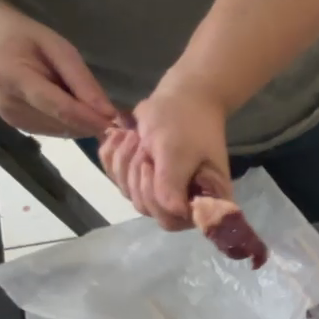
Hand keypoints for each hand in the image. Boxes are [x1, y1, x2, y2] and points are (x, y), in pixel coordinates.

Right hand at [0, 0, 113, 136]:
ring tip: (70, 95)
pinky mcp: (19, 126)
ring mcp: (12, 118)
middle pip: (68, 124)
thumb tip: (110, 115)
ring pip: (67, 131)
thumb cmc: (27, 38)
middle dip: (90, 118)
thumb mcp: (61, 49)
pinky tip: (62, 103)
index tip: (122, 126)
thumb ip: (84, 83)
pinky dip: (70, 122)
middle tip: (95, 100)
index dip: (95, 120)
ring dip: (81, 120)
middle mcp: (8, 103)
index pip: (62, 110)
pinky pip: (60, 132)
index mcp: (12, 79)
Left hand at [115, 80, 230, 230]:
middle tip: (141, 145)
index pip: (174, 219)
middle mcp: (187, 203)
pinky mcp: (146, 179)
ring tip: (134, 138)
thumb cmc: (187, 124)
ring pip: (129, 193)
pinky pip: (118, 178)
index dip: (155, 198)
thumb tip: (173, 211)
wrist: (182, 100)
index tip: (151, 166)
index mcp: (205, 202)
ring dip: (123, 162)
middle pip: (147, 208)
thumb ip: (173, 184)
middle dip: (135, 174)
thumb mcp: (177, 152)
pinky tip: (123, 138)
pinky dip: (112, 156)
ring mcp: (165, 192)